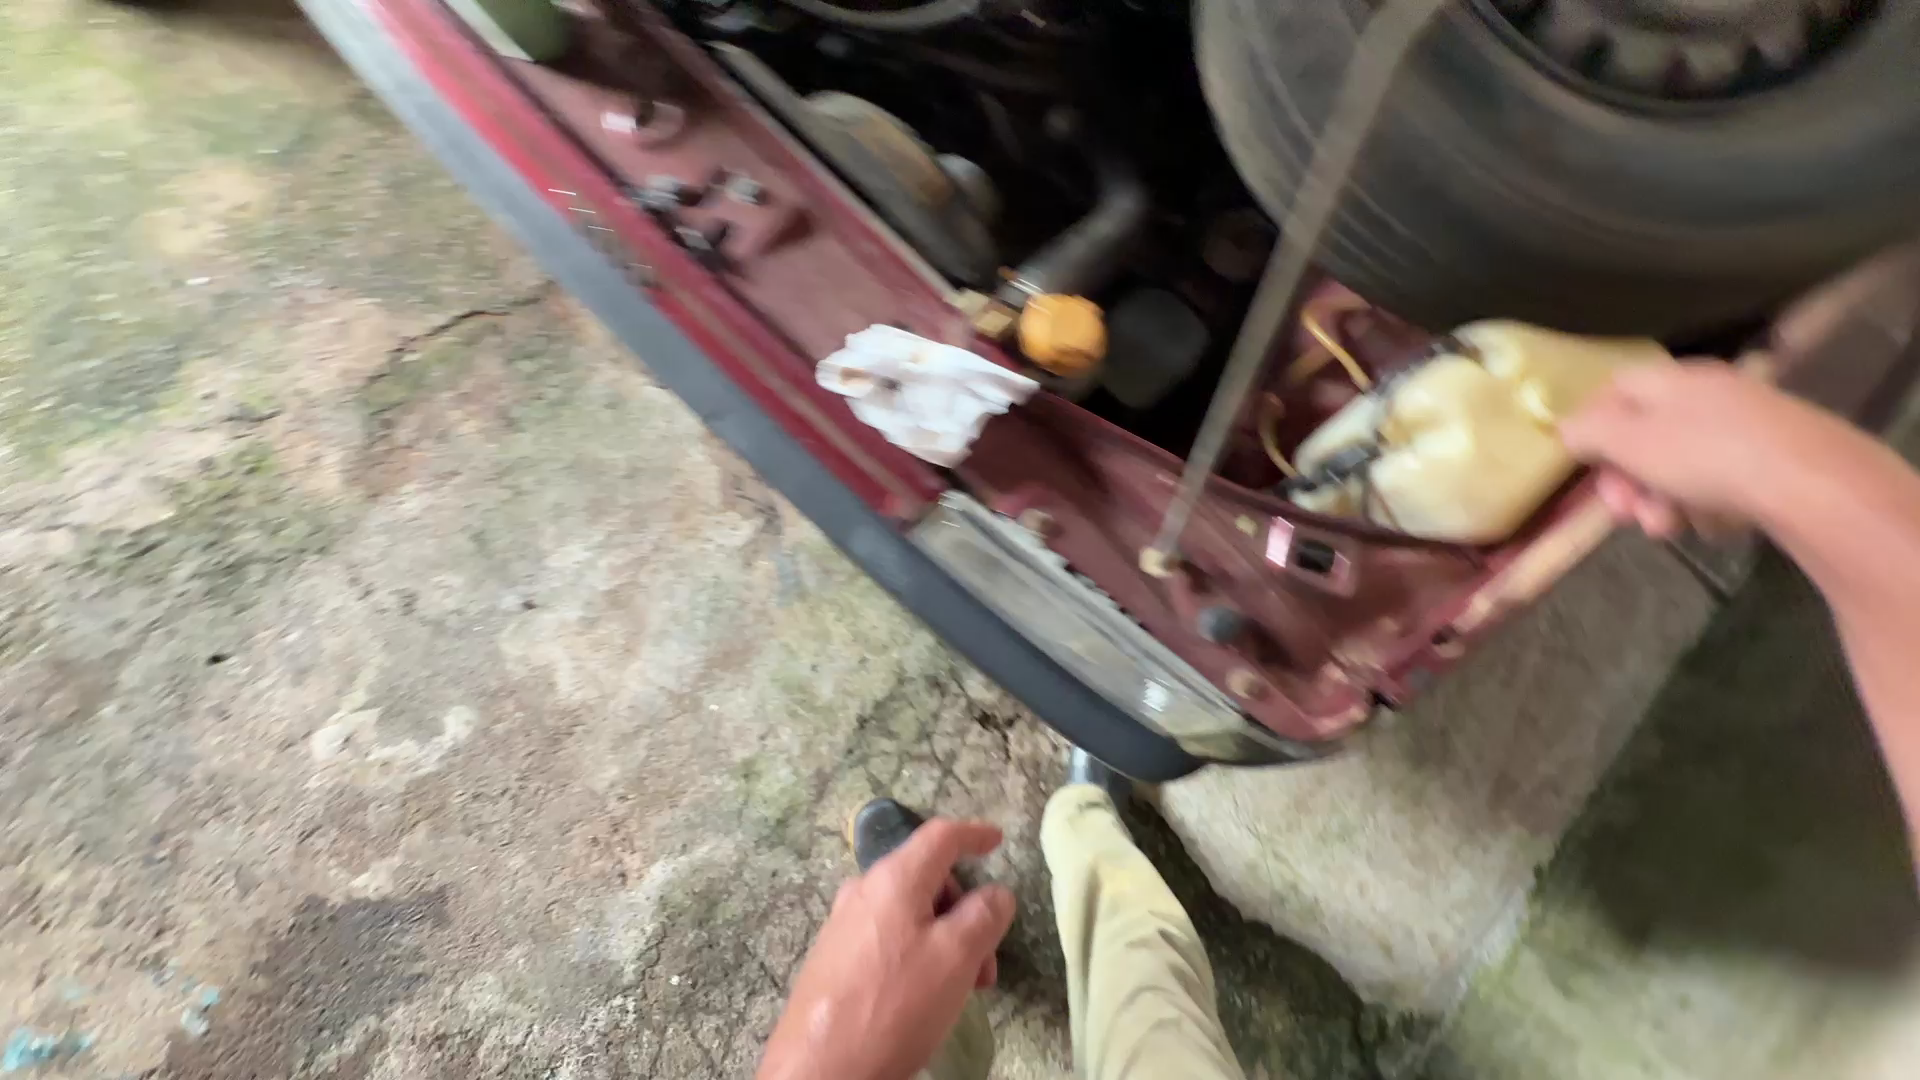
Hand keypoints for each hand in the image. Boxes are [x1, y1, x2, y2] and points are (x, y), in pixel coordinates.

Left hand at [757, 819, 1016, 1079]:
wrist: (818, 1072)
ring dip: (945, 939)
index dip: (974, 834)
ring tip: (962, 990)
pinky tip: (925, 996)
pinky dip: (917, 953)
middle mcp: (864, 890)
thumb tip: (996, 893)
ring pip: (909, 913)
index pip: (940, 836)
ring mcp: (844, 924)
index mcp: (894, 877)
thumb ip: (984, 917)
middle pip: (928, 878)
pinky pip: (888, 937)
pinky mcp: (834, 958)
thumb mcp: (955, 958)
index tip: (997, 840)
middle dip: (965, 910)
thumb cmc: (894, 1004)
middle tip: (986, 960)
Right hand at [1560, 362, 1864, 538]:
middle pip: (1642, 435)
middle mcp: (1710, 395)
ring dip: (1657, 500)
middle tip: (1622, 513)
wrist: (1816, 486)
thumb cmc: (1704, 456)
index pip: (1614, 388)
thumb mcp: (1625, 441)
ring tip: (1666, 528)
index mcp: (1674, 380)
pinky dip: (1701, 504)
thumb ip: (1585, 430)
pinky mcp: (1773, 459)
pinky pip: (1716, 480)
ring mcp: (1745, 427)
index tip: (1581, 459)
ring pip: (1675, 465)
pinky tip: (1706, 523)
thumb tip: (1568, 429)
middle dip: (1624, 480)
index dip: (1589, 422)